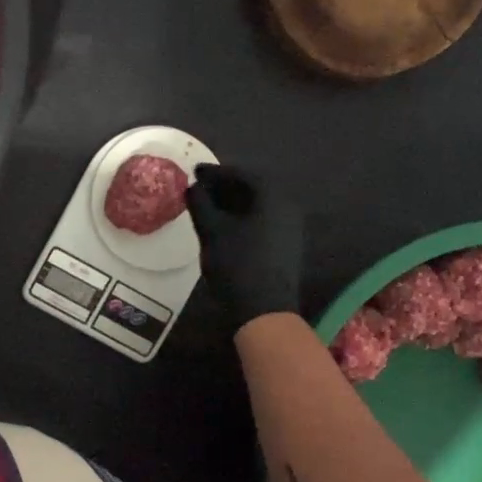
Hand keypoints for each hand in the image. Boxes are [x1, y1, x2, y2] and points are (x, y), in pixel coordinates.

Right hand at [185, 163, 303, 332]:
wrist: (263, 310)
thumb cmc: (236, 266)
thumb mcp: (212, 232)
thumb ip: (201, 205)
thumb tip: (192, 187)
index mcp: (272, 197)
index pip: (243, 173)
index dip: (216, 171)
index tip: (195, 171)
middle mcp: (286, 207)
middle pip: (253, 188)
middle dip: (225, 185)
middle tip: (200, 186)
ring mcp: (289, 227)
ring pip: (257, 205)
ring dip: (233, 202)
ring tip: (208, 205)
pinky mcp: (285, 245)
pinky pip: (262, 220)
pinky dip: (242, 217)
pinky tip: (224, 225)